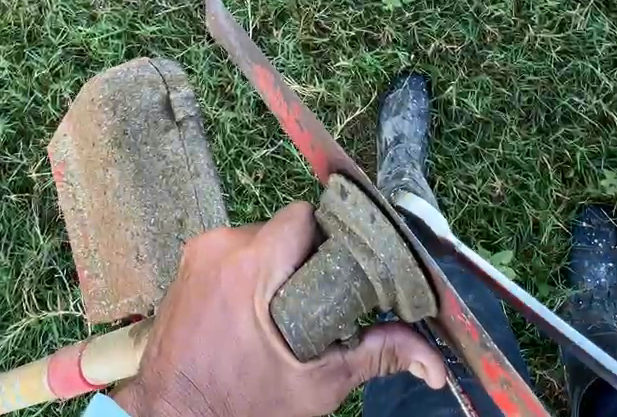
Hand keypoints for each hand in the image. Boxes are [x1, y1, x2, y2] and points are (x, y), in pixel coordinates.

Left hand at [111, 202, 447, 416]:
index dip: (330, 238)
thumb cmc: (236, 407)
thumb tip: (430, 359)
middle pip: (283, 228)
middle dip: (305, 259)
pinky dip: (250, 273)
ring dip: (277, 265)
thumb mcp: (312, 386)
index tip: (343, 271)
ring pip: (258, 238)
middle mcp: (220, 245)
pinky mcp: (186, 264)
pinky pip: (232, 251)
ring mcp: (198, 252)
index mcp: (250, 263)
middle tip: (318, 301)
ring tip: (287, 310)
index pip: (305, 217)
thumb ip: (372, 355)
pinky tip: (257, 310)